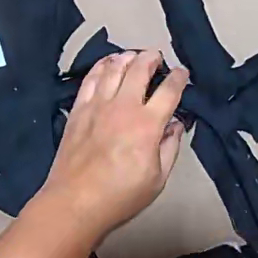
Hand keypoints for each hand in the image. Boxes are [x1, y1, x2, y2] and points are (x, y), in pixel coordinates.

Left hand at [29, 50, 188, 246]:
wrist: (75, 202)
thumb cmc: (120, 196)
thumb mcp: (158, 179)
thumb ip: (170, 147)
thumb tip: (176, 125)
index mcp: (147, 124)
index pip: (169, 91)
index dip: (178, 78)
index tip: (182, 72)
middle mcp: (123, 107)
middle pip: (139, 69)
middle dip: (151, 58)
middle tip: (156, 56)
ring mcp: (98, 106)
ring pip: (113, 69)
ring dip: (126, 58)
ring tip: (133, 55)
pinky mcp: (79, 110)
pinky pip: (90, 79)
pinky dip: (100, 66)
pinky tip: (106, 63)